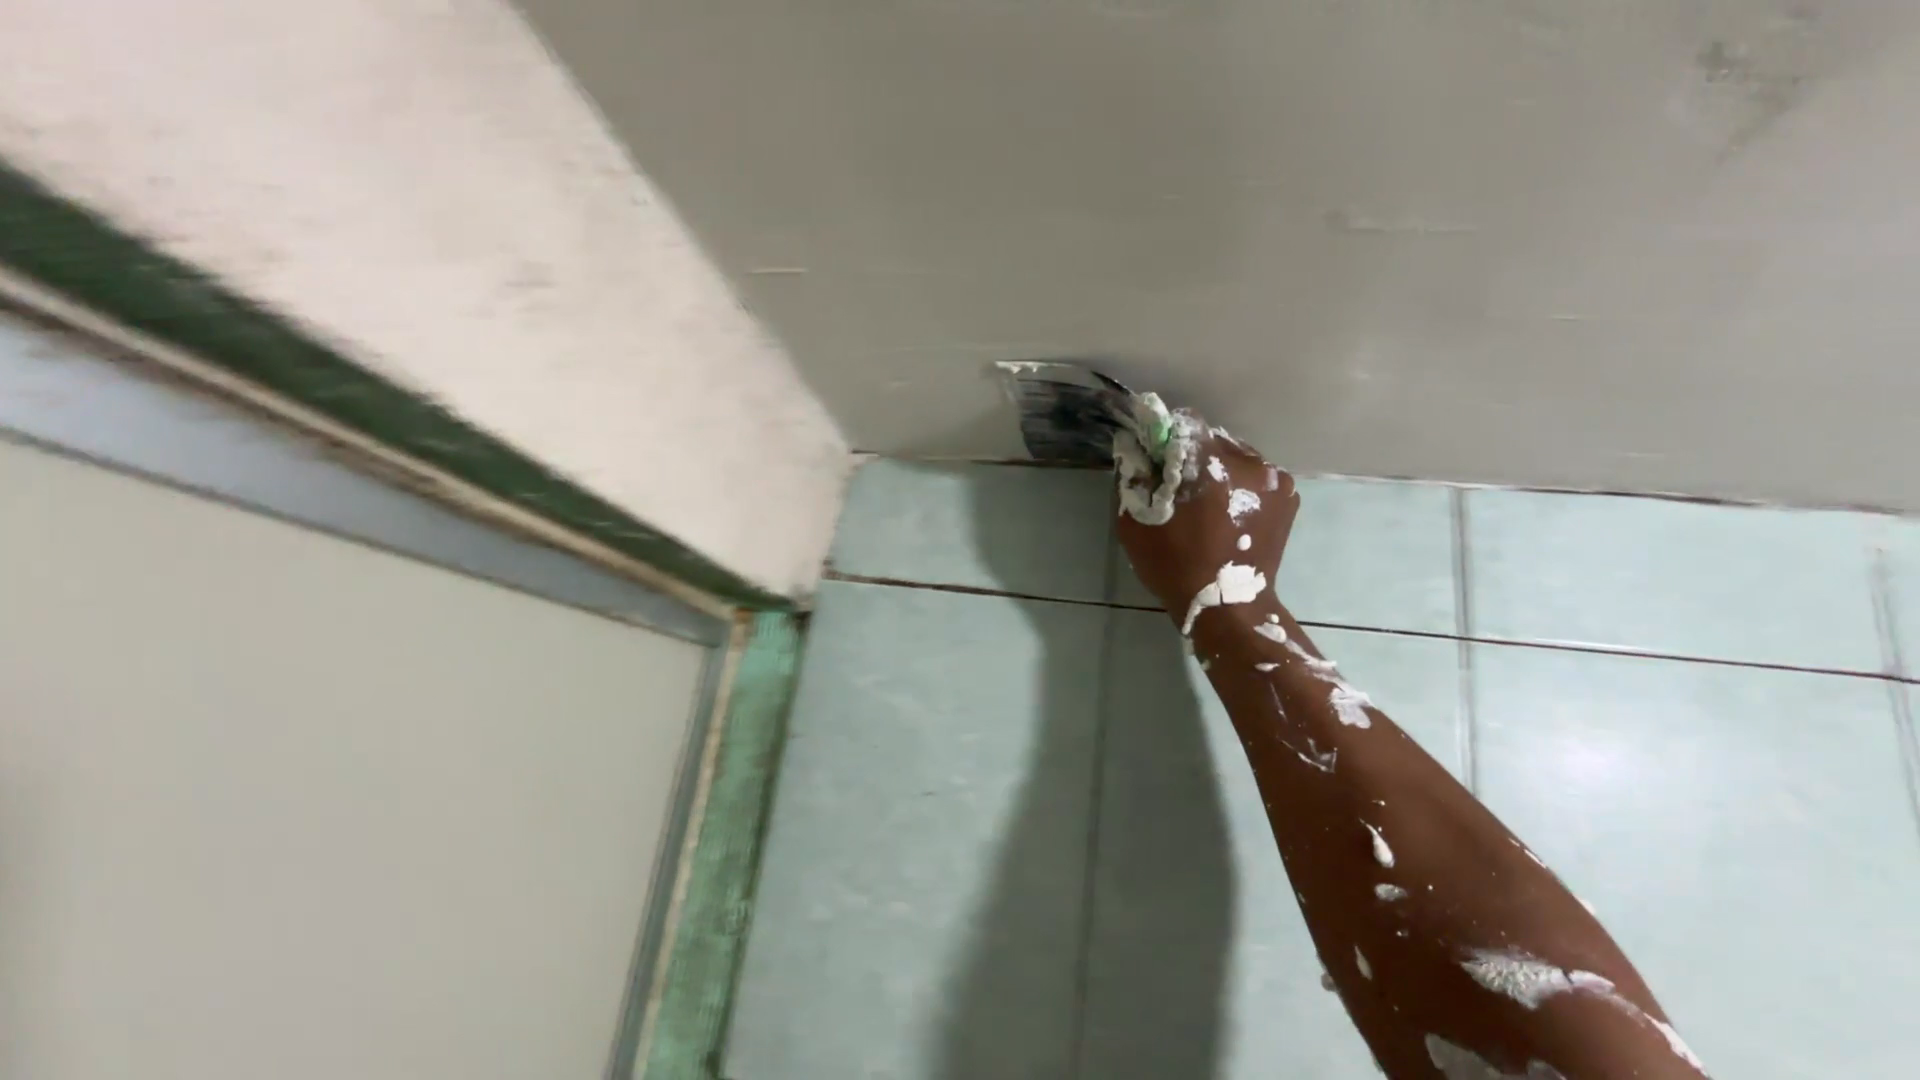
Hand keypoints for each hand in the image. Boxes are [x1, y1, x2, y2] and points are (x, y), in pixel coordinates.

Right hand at [1113, 414, 1300, 619]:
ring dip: (1221, 470)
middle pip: (1213, 439)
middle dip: (1195, 456)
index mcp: (1208, 462)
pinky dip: (1242, 486)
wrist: (1228, 609)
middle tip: (1182, 487)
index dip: (1167, 436)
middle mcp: (1247, 460)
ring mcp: (1273, 478)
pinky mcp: (1288, 496)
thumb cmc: (1174, 566)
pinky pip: (1257, 477)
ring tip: (1209, 505)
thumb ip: (1132, 477)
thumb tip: (1134, 447)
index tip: (1158, 459)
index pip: (1185, 422)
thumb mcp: (1135, 522)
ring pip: (1238, 456)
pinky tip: (1231, 513)